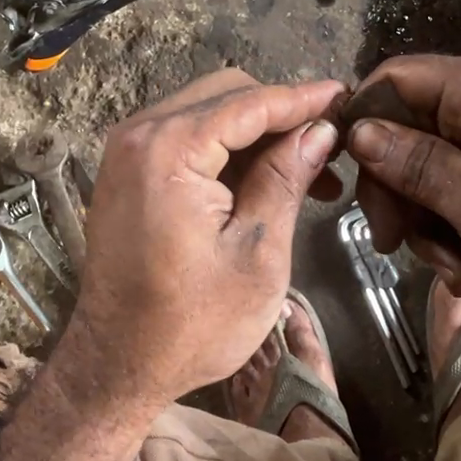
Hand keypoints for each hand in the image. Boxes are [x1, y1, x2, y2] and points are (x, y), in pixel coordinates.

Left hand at [62, 69, 344, 409]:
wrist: (115, 366)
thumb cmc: (190, 325)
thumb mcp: (257, 256)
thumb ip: (285, 180)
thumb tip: (320, 131)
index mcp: (168, 151)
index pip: (249, 103)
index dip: (301, 98)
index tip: (345, 95)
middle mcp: (140, 134)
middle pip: (227, 94)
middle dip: (280, 113)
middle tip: (328, 142)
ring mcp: (129, 149)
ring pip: (209, 110)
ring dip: (258, 130)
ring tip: (308, 168)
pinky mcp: (129, 167)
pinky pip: (189, 134)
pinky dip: (229, 147)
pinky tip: (267, 175)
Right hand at [345, 53, 460, 313]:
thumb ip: (416, 166)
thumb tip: (357, 132)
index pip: (395, 79)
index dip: (363, 122)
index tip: (350, 180)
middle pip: (407, 126)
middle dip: (397, 189)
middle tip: (396, 244)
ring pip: (427, 162)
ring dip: (426, 218)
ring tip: (453, 269)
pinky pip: (457, 182)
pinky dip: (451, 223)